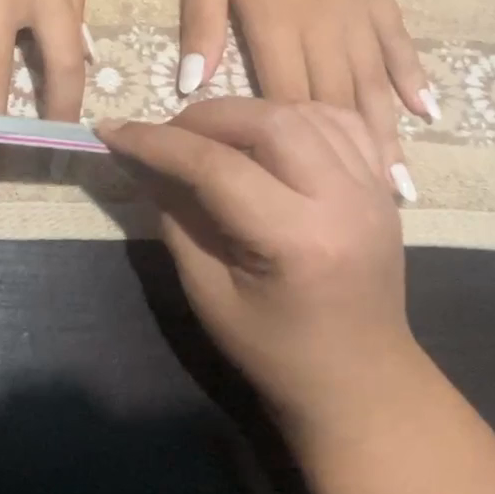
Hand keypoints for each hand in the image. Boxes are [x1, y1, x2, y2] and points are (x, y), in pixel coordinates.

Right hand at [99, 99, 418, 433]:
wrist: (359, 381)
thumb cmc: (273, 348)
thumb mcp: (206, 290)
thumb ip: (175, 217)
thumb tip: (143, 162)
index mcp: (296, 240)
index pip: (215, 166)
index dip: (156, 143)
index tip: (112, 131)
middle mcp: (343, 203)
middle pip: (267, 122)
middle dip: (203, 117)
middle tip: (166, 136)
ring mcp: (372, 190)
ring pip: (303, 112)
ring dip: (246, 112)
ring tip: (209, 135)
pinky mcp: (382, 187)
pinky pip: (337, 122)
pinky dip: (292, 115)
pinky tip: (263, 135)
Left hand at [178, 0, 433, 200]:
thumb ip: (201, 24)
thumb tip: (190, 87)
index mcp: (276, 22)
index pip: (284, 99)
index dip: (296, 152)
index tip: (314, 200)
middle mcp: (324, 25)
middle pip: (337, 101)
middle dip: (353, 157)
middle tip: (373, 213)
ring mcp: (357, 8)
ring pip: (372, 81)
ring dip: (387, 131)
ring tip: (404, 181)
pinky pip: (399, 40)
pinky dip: (413, 75)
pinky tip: (432, 107)